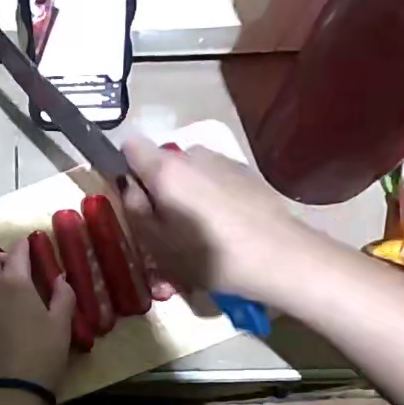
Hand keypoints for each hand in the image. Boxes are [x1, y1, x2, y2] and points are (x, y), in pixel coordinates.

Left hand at [0, 237, 74, 396]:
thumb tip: (61, 279)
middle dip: (4, 257)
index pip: (17, 251)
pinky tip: (7, 313)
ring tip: (17, 291)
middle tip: (23, 268)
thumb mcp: (61, 326)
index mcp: (14, 283)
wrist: (7, 392)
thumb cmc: (41, 355)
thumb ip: (63, 297)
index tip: (37, 246)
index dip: (28, 245)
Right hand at [117, 139, 311, 302]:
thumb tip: (128, 184)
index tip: (130, 200)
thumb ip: (134, 207)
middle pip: (162, 166)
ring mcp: (223, 162)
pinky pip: (214, 183)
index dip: (124, 170)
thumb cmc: (207, 255)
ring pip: (190, 176)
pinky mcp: (247, 175)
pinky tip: (221, 232)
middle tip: (162, 232)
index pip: (130, 147)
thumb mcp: (155, 242)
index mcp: (166, 168)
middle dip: (158, 192)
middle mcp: (193, 155)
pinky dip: (209, 202)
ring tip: (194, 237)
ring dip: (185, 199)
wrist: (279, 257)